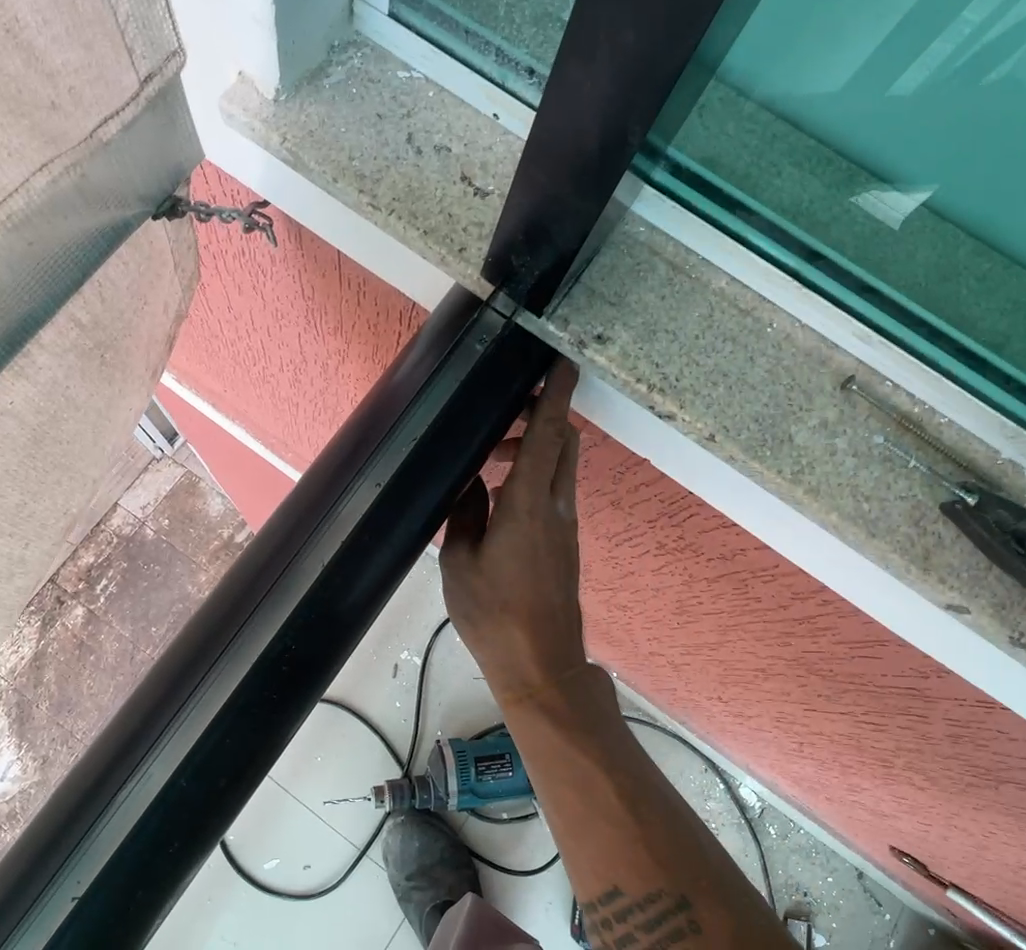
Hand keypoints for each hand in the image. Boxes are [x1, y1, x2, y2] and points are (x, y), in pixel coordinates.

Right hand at [440, 359, 584, 704]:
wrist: (540, 664)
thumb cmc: (493, 614)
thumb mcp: (459, 562)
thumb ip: (466, 514)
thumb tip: (472, 484)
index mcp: (527, 503)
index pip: (547, 434)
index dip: (556, 394)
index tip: (563, 361)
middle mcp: (555, 506)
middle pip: (564, 441)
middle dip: (542, 415)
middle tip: (503, 417)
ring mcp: (565, 525)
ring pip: (561, 466)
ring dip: (533, 449)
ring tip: (488, 464)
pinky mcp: (566, 543)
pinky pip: (555, 492)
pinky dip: (534, 476)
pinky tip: (500, 500)